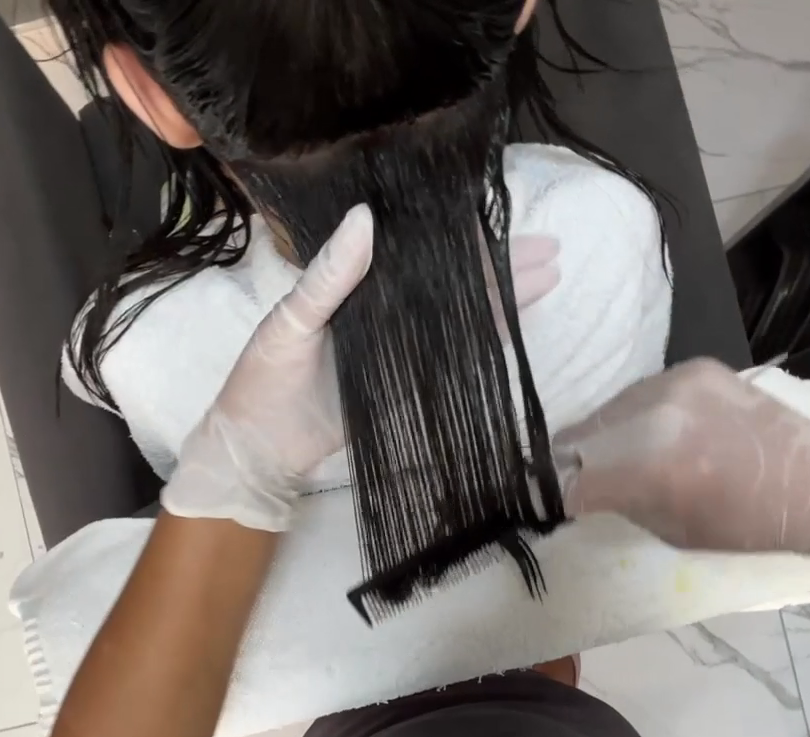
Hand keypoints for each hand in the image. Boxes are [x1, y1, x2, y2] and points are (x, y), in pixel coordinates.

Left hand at [161, 206, 563, 530]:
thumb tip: (366, 217)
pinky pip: (449, 366)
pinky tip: (512, 331)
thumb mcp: (290, 321)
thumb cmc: (264, 377)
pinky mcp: (406, 390)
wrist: (257, 445)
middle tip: (551, 250)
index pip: (418, 254)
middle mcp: (386, 314)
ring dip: (501, 304)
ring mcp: (400, 353)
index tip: (502, 217)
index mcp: (358, 287)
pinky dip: (479, 350)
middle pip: (451, 286)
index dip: (460, 238)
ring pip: (458, 322)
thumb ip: (329, 276)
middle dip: (500, 268)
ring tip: (548, 280)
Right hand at [553, 359, 809, 601]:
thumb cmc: (748, 525)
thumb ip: (621, 504)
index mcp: (652, 468)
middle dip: (571, 461)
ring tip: (612, 455)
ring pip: (608, 410)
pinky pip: (641, 393)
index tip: (551, 504)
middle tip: (572, 479)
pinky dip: (634, 415)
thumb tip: (580, 492)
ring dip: (600, 435)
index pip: (573, 480)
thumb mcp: (671, 530)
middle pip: (581, 437)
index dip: (556, 495)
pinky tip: (649, 432)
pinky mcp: (694, 368)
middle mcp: (657, 416)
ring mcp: (676, 384)